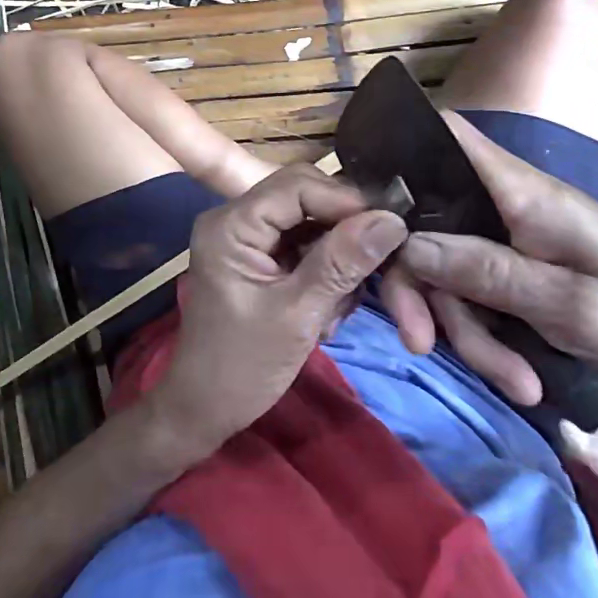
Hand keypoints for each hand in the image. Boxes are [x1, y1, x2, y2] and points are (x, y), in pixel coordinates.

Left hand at [149, 165, 407, 451]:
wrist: (204, 412)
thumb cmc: (242, 368)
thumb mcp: (299, 315)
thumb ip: (343, 263)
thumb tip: (393, 221)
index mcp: (232, 224)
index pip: (298, 185)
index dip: (346, 200)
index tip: (387, 228)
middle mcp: (237, 217)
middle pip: (307, 196)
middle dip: (343, 229)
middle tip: (371, 265)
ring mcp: (249, 236)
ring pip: (312, 220)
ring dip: (337, 255)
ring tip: (340, 302)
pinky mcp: (262, 255)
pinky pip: (307, 243)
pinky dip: (327, 269)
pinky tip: (329, 307)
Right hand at [381, 112, 597, 402]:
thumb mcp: (574, 305)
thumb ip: (489, 273)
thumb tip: (407, 244)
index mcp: (520, 190)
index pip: (446, 136)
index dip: (397, 146)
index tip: (358, 196)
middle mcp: (509, 204)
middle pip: (433, 223)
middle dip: (424, 286)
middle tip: (422, 343)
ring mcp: (517, 240)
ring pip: (456, 269)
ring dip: (467, 327)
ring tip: (514, 384)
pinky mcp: (527, 271)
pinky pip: (483, 294)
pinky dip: (490, 334)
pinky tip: (521, 377)